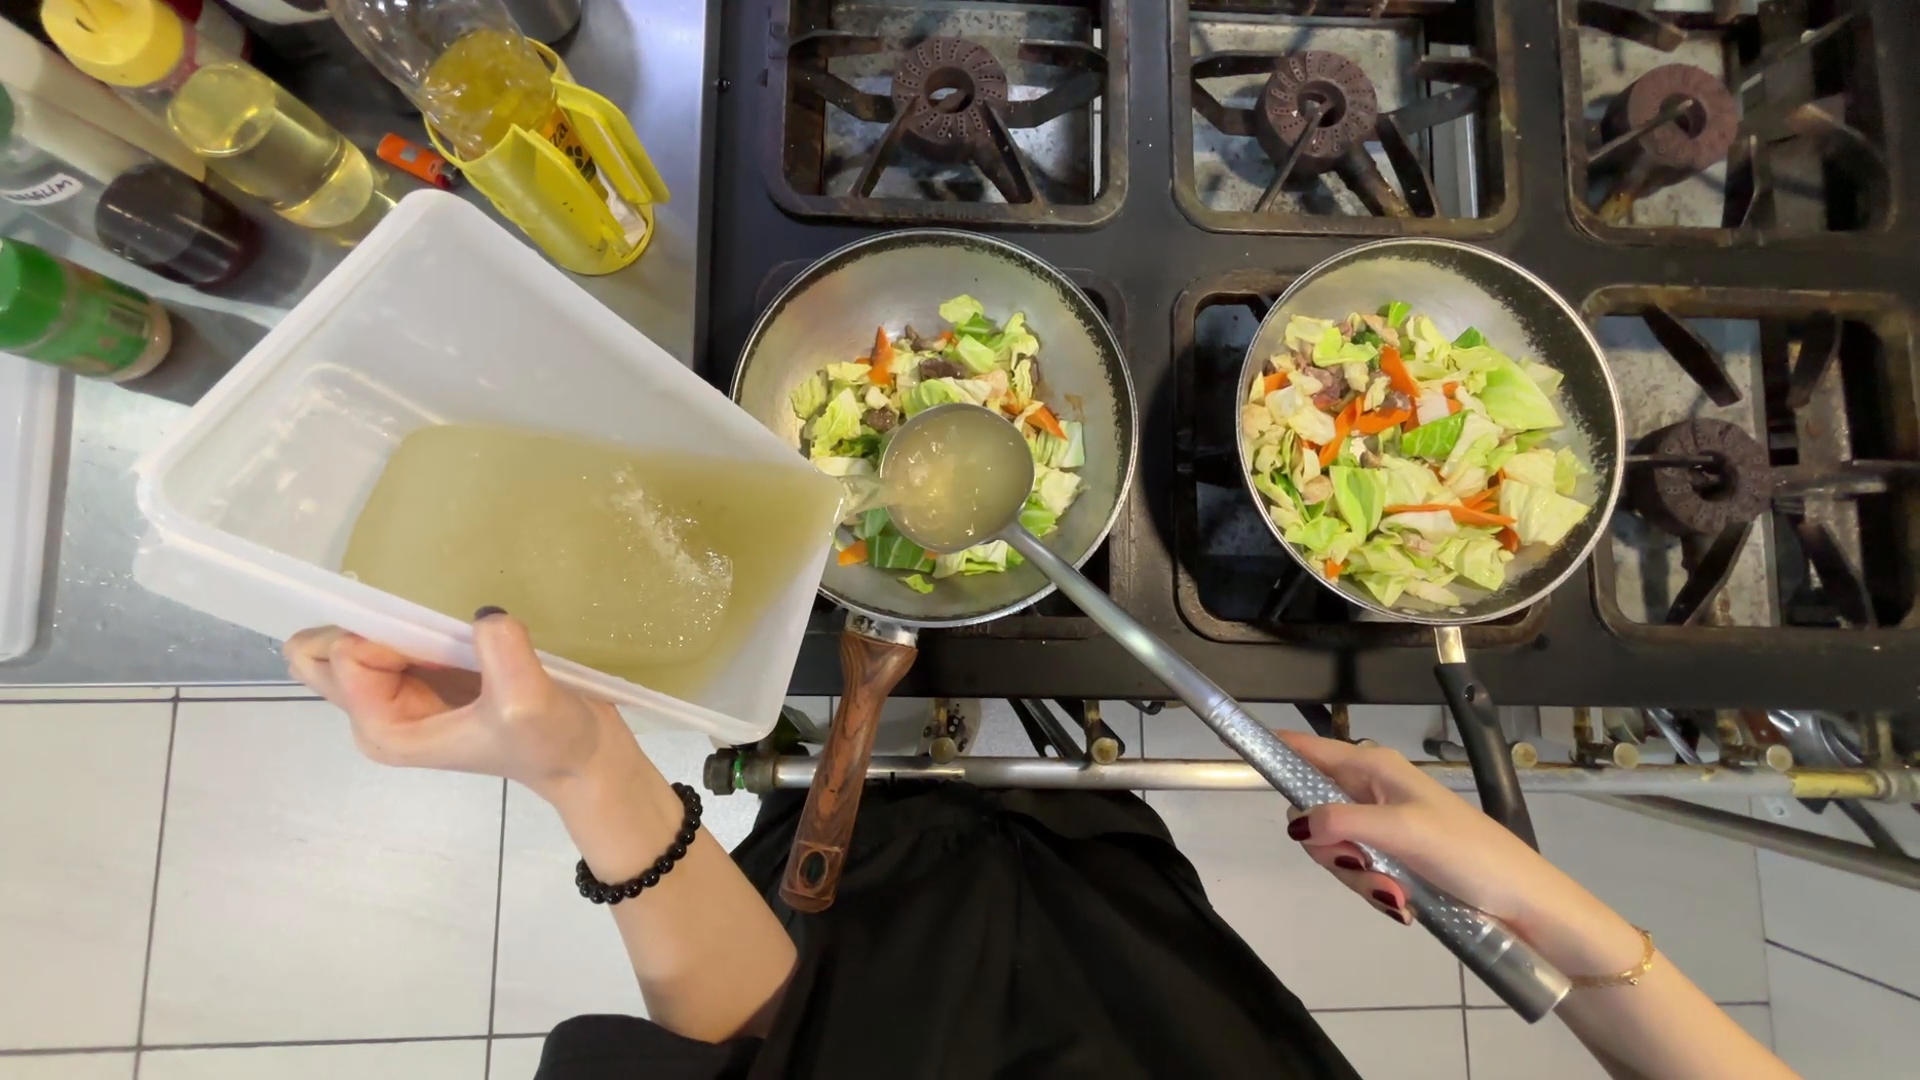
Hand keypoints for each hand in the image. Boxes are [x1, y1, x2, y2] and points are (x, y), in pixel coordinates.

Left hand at [285, 610, 637, 802]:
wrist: (585, 760)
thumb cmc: (549, 741)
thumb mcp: (525, 698)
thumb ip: (499, 648)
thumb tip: (485, 615)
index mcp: (387, 730)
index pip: (345, 659)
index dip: (389, 635)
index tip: (444, 638)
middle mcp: (384, 715)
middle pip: (321, 657)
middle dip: (364, 628)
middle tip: (431, 627)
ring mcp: (409, 698)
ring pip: (356, 647)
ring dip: (395, 627)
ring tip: (453, 633)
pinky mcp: (439, 682)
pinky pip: (401, 644)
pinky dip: (420, 629)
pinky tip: (463, 635)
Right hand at [1278, 730, 1640, 974]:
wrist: (1529, 905)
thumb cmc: (1469, 853)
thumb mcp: (1402, 833)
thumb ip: (1342, 822)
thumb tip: (1293, 825)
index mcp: (1370, 765)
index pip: (1303, 746)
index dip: (1267, 745)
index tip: (1227, 745)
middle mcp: (1367, 787)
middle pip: (1308, 805)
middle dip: (1325, 843)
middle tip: (1357, 864)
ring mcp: (1376, 822)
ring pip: (1328, 841)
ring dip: (1352, 871)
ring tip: (1393, 893)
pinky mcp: (1388, 854)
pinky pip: (1351, 864)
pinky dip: (1367, 884)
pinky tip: (1398, 899)